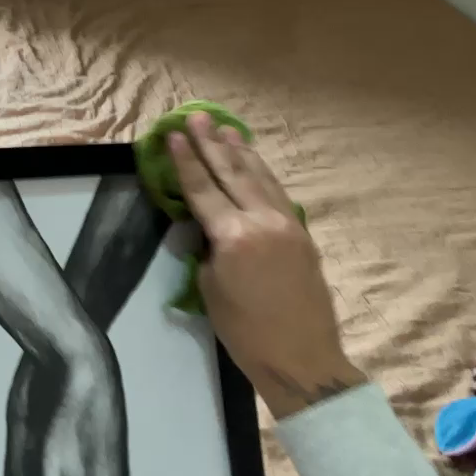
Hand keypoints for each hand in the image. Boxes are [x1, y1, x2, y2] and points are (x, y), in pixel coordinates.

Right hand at [168, 112, 365, 417]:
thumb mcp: (210, 288)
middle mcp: (262, 221)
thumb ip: (207, 249)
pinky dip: (262, 173)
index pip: (202, 189)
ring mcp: (286, 225)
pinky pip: (277, 193)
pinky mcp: (301, 234)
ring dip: (240, 151)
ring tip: (226, 128)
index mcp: (233, 236)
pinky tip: (254, 162)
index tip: (174, 135)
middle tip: (197, 116)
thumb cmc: (244, 331)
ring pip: (259, 178)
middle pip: (232, 173)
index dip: (186, 161)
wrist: (301, 358)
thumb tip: (206, 228)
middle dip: (211, 143)